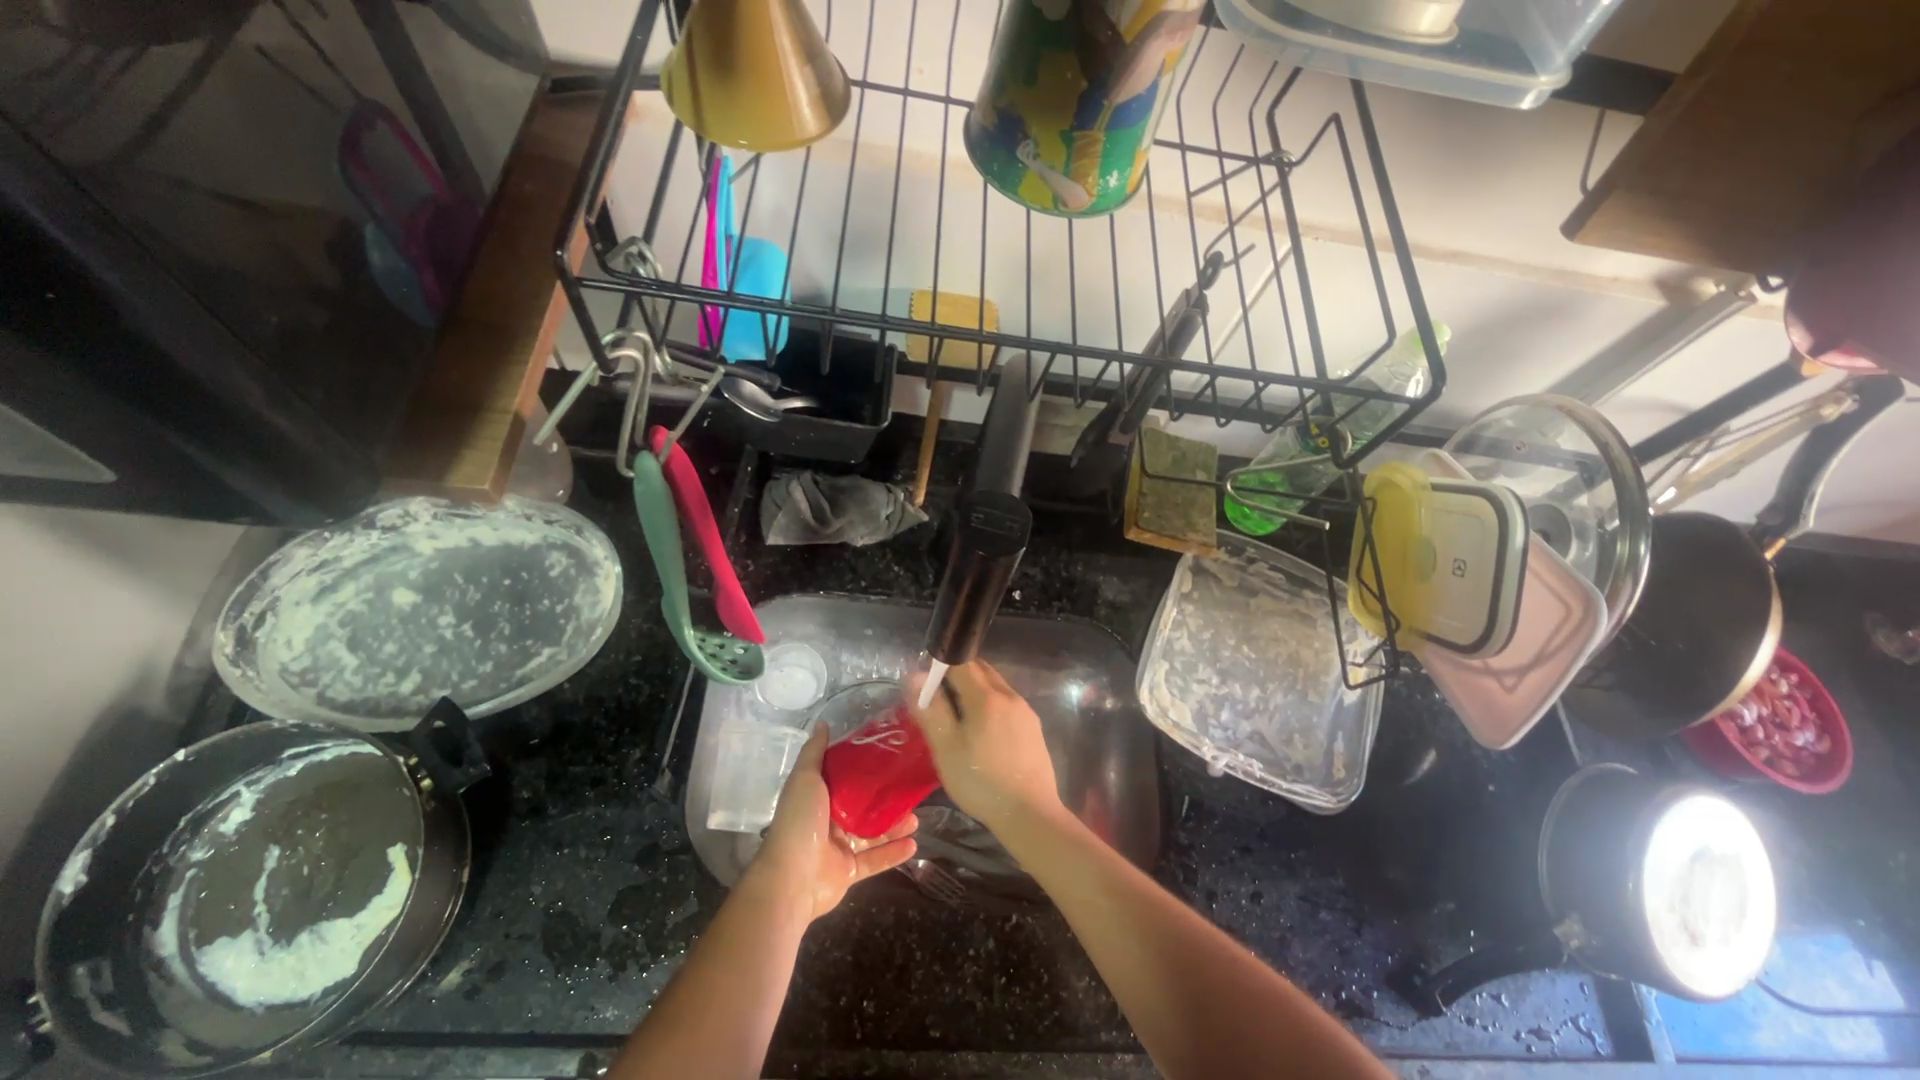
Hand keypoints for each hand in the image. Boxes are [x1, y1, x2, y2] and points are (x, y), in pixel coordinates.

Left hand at [748, 727, 918, 920]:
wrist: (792, 878)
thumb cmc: (799, 823)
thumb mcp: (805, 779)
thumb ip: (815, 753)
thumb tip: (823, 723)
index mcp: (816, 798)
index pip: (844, 780)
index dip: (864, 769)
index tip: (889, 758)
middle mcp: (827, 821)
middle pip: (862, 807)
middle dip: (886, 801)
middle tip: (909, 791)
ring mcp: (838, 848)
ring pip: (872, 834)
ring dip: (894, 827)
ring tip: (916, 818)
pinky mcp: (849, 872)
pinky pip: (875, 860)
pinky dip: (893, 853)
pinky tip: (913, 844)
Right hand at [907, 661, 1063, 835]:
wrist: (1029, 813)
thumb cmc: (981, 782)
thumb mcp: (946, 749)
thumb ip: (932, 710)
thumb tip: (916, 676)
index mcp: (987, 697)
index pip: (960, 663)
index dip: (940, 669)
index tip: (926, 689)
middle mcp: (1010, 696)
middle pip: (981, 670)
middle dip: (957, 677)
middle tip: (938, 704)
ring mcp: (1025, 712)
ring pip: (995, 687)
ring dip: (975, 692)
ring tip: (958, 721)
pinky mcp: (1033, 728)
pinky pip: (1007, 704)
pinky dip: (990, 706)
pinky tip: (982, 734)